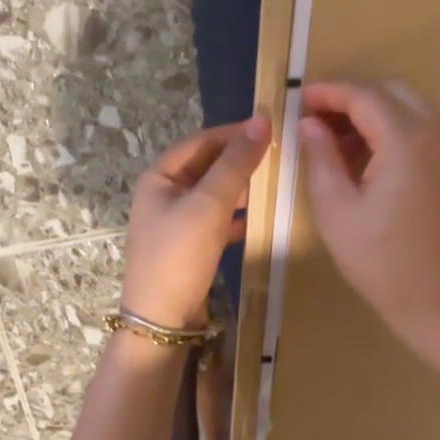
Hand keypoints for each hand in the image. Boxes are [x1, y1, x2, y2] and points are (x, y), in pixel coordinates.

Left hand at [120, 115, 272, 329]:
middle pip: (207, 166)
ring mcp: (174, 222)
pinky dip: (235, 217)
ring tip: (275, 184)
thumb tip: (262, 120)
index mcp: (159, 177)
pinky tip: (258, 219)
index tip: (273, 129)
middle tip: (280, 157)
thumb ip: (236, 164)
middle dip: (240, 161)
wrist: (162, 319)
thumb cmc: (179, 256)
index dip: (235, 133)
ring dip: (240, 189)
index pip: (202, 141)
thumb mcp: (209, 205)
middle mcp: (163, 194)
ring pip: (213, 195)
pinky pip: (215, 222)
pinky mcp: (187, 247)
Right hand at [299, 80, 439, 353]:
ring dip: (373, 114)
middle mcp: (437, 132)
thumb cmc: (381, 262)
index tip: (298, 100)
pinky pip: (423, 130)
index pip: (364, 95)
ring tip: (336, 144)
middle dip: (351, 99)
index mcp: (407, 140)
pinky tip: (368, 160)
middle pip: (391, 92)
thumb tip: (310, 125)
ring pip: (410, 108)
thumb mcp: (337, 212)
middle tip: (315, 123)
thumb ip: (321, 160)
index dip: (328, 93)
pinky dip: (394, 130)